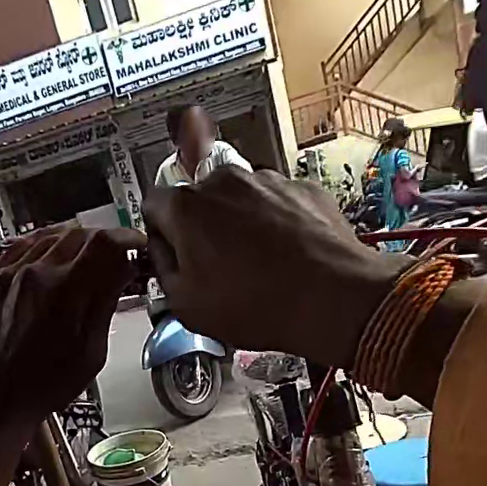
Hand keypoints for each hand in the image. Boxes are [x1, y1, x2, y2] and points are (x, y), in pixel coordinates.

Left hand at [0, 226, 143, 426]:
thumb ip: (105, 301)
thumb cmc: (49, 382)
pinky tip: (54, 260)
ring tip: (86, 260)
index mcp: (65, 291)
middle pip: (79, 233)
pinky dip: (44, 247)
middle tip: (114, 258)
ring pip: (51, 235)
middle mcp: (35, 273)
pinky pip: (23, 247)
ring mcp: (10, 273)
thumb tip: (124, 266)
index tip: (137, 246)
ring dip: (75, 242)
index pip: (104, 242)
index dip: (127, 238)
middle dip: (103, 242)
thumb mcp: (92, 349)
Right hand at [144, 166, 405, 365]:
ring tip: (252, 266)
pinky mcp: (300, 188)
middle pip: (197, 199)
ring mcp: (265, 181)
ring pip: (236, 200)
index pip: (153, 204)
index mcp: (185, 208)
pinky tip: (280, 257)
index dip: (159, 232)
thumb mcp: (185, 304)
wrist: (333, 299)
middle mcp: (223, 183)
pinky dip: (272, 224)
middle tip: (213, 265)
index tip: (170, 251)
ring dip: (237, 225)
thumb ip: (161, 269)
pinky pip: (274, 202)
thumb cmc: (259, 304)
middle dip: (199, 227)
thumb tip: (162, 254)